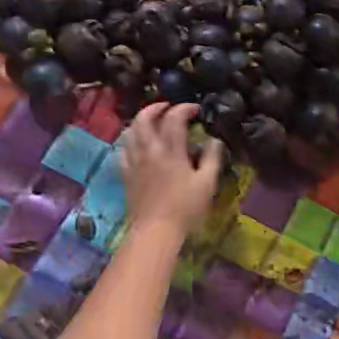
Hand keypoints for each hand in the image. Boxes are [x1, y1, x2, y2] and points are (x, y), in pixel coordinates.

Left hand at [120, 103, 222, 236]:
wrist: (155, 231)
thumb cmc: (185, 208)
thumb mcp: (207, 183)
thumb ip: (212, 158)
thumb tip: (214, 140)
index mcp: (171, 151)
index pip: (174, 118)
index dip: (184, 108)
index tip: (195, 109)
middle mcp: (149, 150)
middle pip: (145, 118)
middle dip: (156, 107)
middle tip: (168, 107)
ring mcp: (135, 162)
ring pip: (131, 131)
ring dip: (141, 120)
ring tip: (152, 121)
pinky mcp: (126, 174)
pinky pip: (124, 150)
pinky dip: (130, 140)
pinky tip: (137, 144)